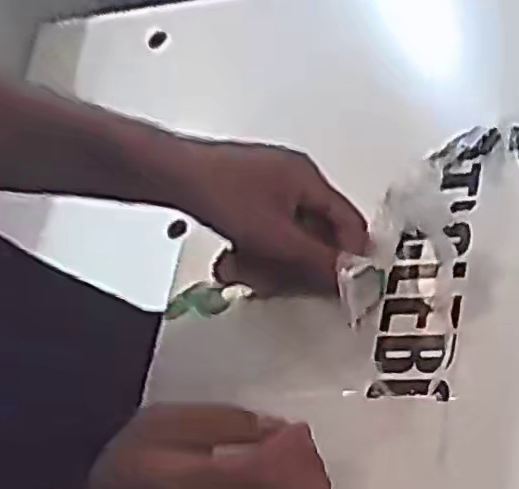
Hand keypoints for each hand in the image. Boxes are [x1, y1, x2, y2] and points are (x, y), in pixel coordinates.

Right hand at [85, 403, 330, 488]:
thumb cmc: (141, 458)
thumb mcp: (168, 421)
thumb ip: (226, 422)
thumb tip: (278, 428)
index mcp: (188, 483)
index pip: (255, 474)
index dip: (286, 451)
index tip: (294, 429)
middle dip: (304, 464)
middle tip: (297, 440)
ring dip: (310, 482)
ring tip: (297, 458)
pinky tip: (299, 483)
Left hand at [159, 137, 369, 295]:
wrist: (160, 173)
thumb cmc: (214, 191)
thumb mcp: (280, 239)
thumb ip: (324, 264)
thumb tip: (358, 282)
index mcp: (309, 179)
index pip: (352, 227)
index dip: (351, 259)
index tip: (345, 284)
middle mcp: (294, 181)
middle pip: (322, 238)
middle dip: (304, 266)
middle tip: (291, 284)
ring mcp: (271, 189)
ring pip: (294, 242)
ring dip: (277, 266)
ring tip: (253, 274)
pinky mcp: (250, 199)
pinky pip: (271, 236)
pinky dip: (260, 255)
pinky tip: (239, 264)